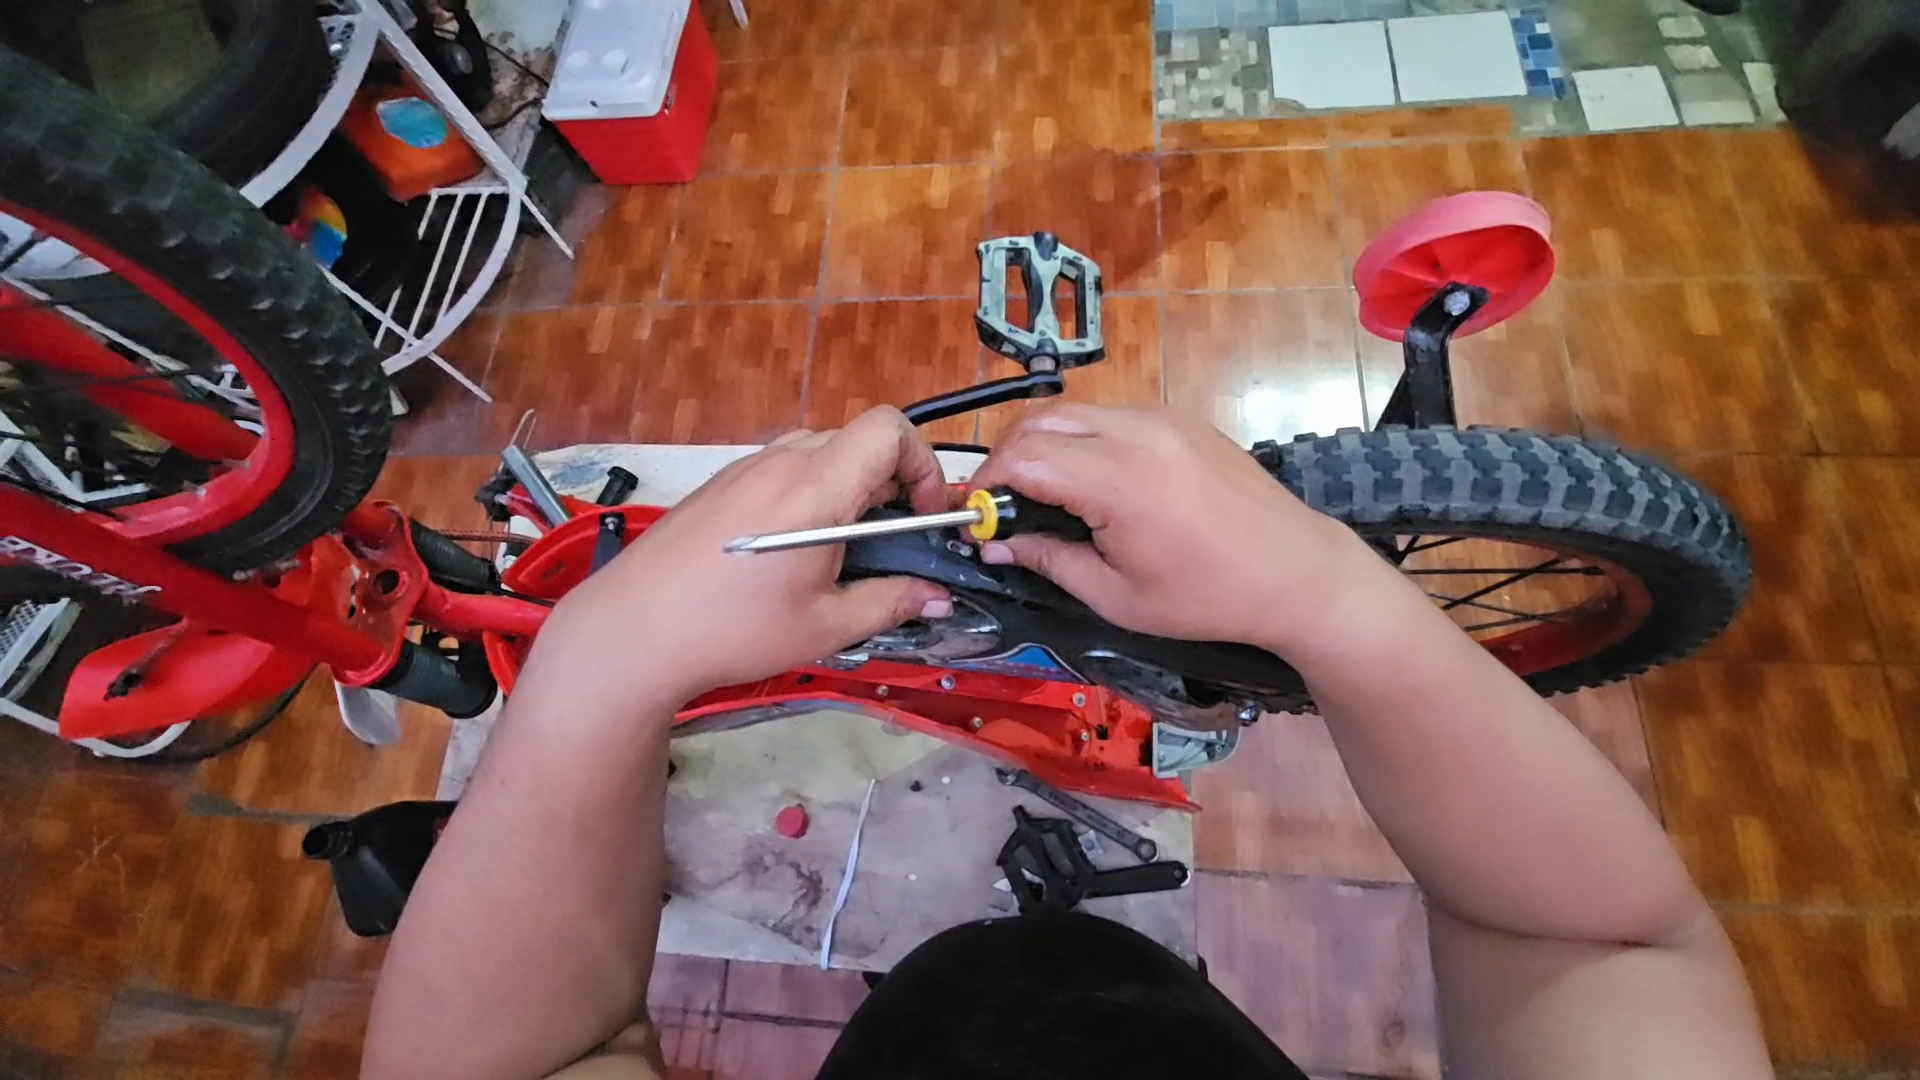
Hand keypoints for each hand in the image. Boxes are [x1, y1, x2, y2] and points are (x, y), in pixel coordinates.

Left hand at [528, 408, 953, 706]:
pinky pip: (787, 466)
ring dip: (853, 485)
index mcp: (815, 489)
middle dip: (892, 482)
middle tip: (890, 540)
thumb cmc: (734, 631)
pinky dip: (814, 490)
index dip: (922, 463)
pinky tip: (794, 544)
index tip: (923, 515)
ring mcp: (747, 467)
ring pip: (823, 450)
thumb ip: (891, 602)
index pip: (888, 429)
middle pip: (860, 439)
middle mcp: (781, 462)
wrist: (632, 631)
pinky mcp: (724, 482)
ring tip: (844, 544)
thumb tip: (936, 596)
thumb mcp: (826, 626)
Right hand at [967, 403, 1384, 649]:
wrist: (1297, 571)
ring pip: (1072, 411)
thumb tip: (994, 544)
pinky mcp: (1178, 417)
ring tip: (1041, 492)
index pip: (1024, 456)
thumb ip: (1048, 560)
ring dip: (1041, 444)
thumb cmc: (1205, 598)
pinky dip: (1079, 438)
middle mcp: (1136, 431)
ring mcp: (1161, 416)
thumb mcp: (1116, 596)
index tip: (978, 516)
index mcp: (1119, 479)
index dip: (988, 483)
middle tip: (1001, 503)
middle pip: (1039, 419)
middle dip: (1006, 456)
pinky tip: (1089, 479)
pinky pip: (1108, 414)